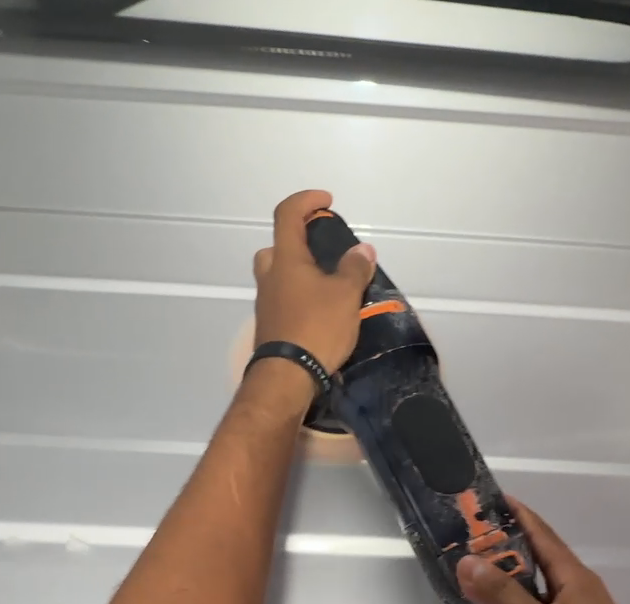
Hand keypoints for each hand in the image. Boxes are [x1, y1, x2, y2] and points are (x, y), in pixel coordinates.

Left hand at [252, 190, 376, 373]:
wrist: (287, 377)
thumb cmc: (316, 328)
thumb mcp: (345, 295)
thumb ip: (355, 269)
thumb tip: (363, 250)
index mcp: (285, 259)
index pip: (288, 214)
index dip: (306, 200)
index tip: (327, 202)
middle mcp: (269, 276)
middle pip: (277, 248)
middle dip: (298, 243)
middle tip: (322, 254)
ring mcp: (266, 303)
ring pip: (278, 277)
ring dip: (298, 274)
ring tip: (327, 287)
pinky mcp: (269, 327)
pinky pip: (283, 301)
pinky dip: (298, 299)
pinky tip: (319, 314)